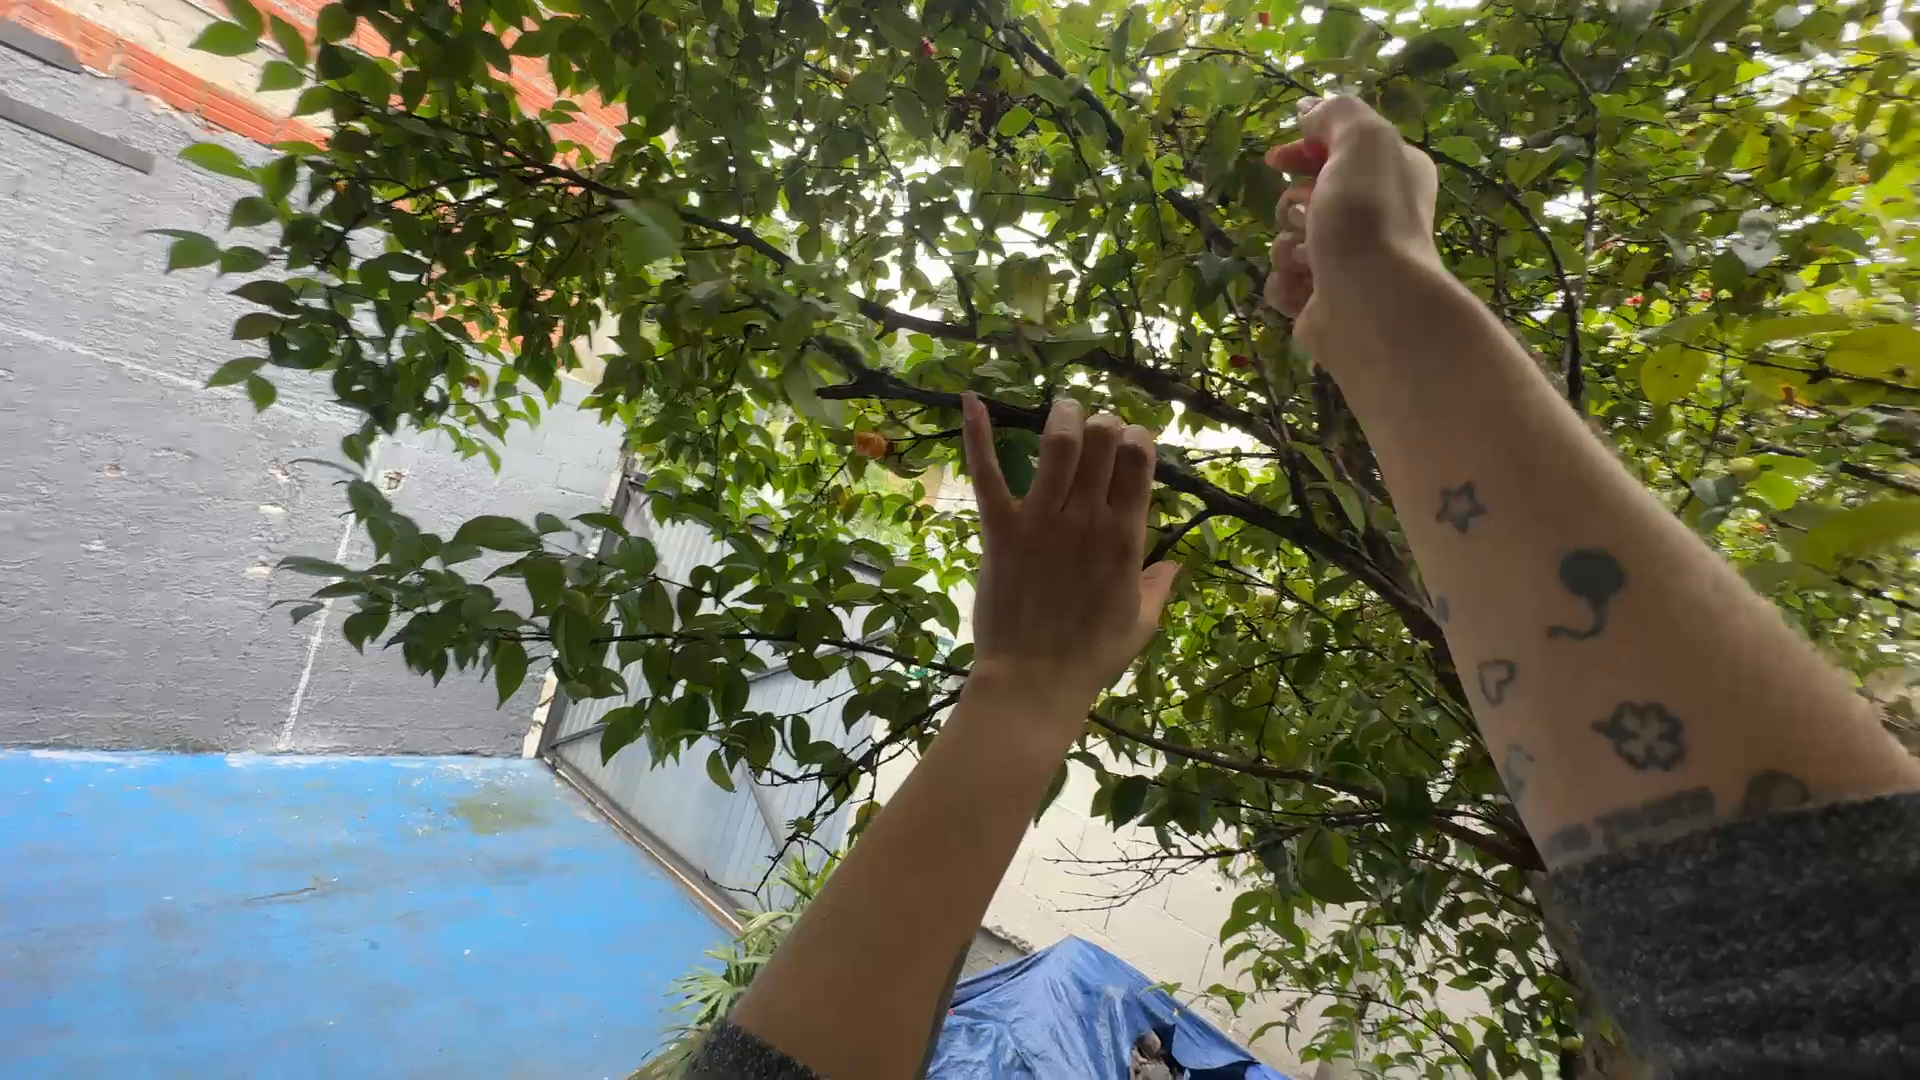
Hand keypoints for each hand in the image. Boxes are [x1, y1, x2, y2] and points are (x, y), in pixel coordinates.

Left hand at [960, 394, 1178, 718]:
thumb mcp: (1140, 624)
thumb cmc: (1091, 657)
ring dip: (1064, 417)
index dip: (1136, 439)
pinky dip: (978, 436)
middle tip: (1093, 432)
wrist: (1034, 681)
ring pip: (1059, 444)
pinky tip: (972, 400)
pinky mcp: (1001, 530)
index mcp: (1126, 536)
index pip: (1140, 460)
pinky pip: (989, 475)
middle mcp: (1088, 518)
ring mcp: (1042, 520)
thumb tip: (1177, 565)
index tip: (1127, 446)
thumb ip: (1159, 587)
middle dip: (1103, 424)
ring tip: (1064, 410)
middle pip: (1103, 441)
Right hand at [1263, 96, 1440, 341]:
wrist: (1369, 301)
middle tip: (1308, 215)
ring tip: (1309, 259)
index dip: (1303, 150)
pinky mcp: (1319, 300)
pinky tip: (1302, 288)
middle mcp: (1369, 216)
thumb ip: (1335, 114)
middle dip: (1292, 205)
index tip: (1275, 159)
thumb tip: (1308, 108)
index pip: (1337, 152)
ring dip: (1286, 246)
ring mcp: (1343, 261)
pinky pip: (1282, 282)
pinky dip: (1285, 283)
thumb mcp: (1361, 141)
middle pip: (1303, 198)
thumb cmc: (1368, 217)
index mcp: (1388, 174)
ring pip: (1287, 241)